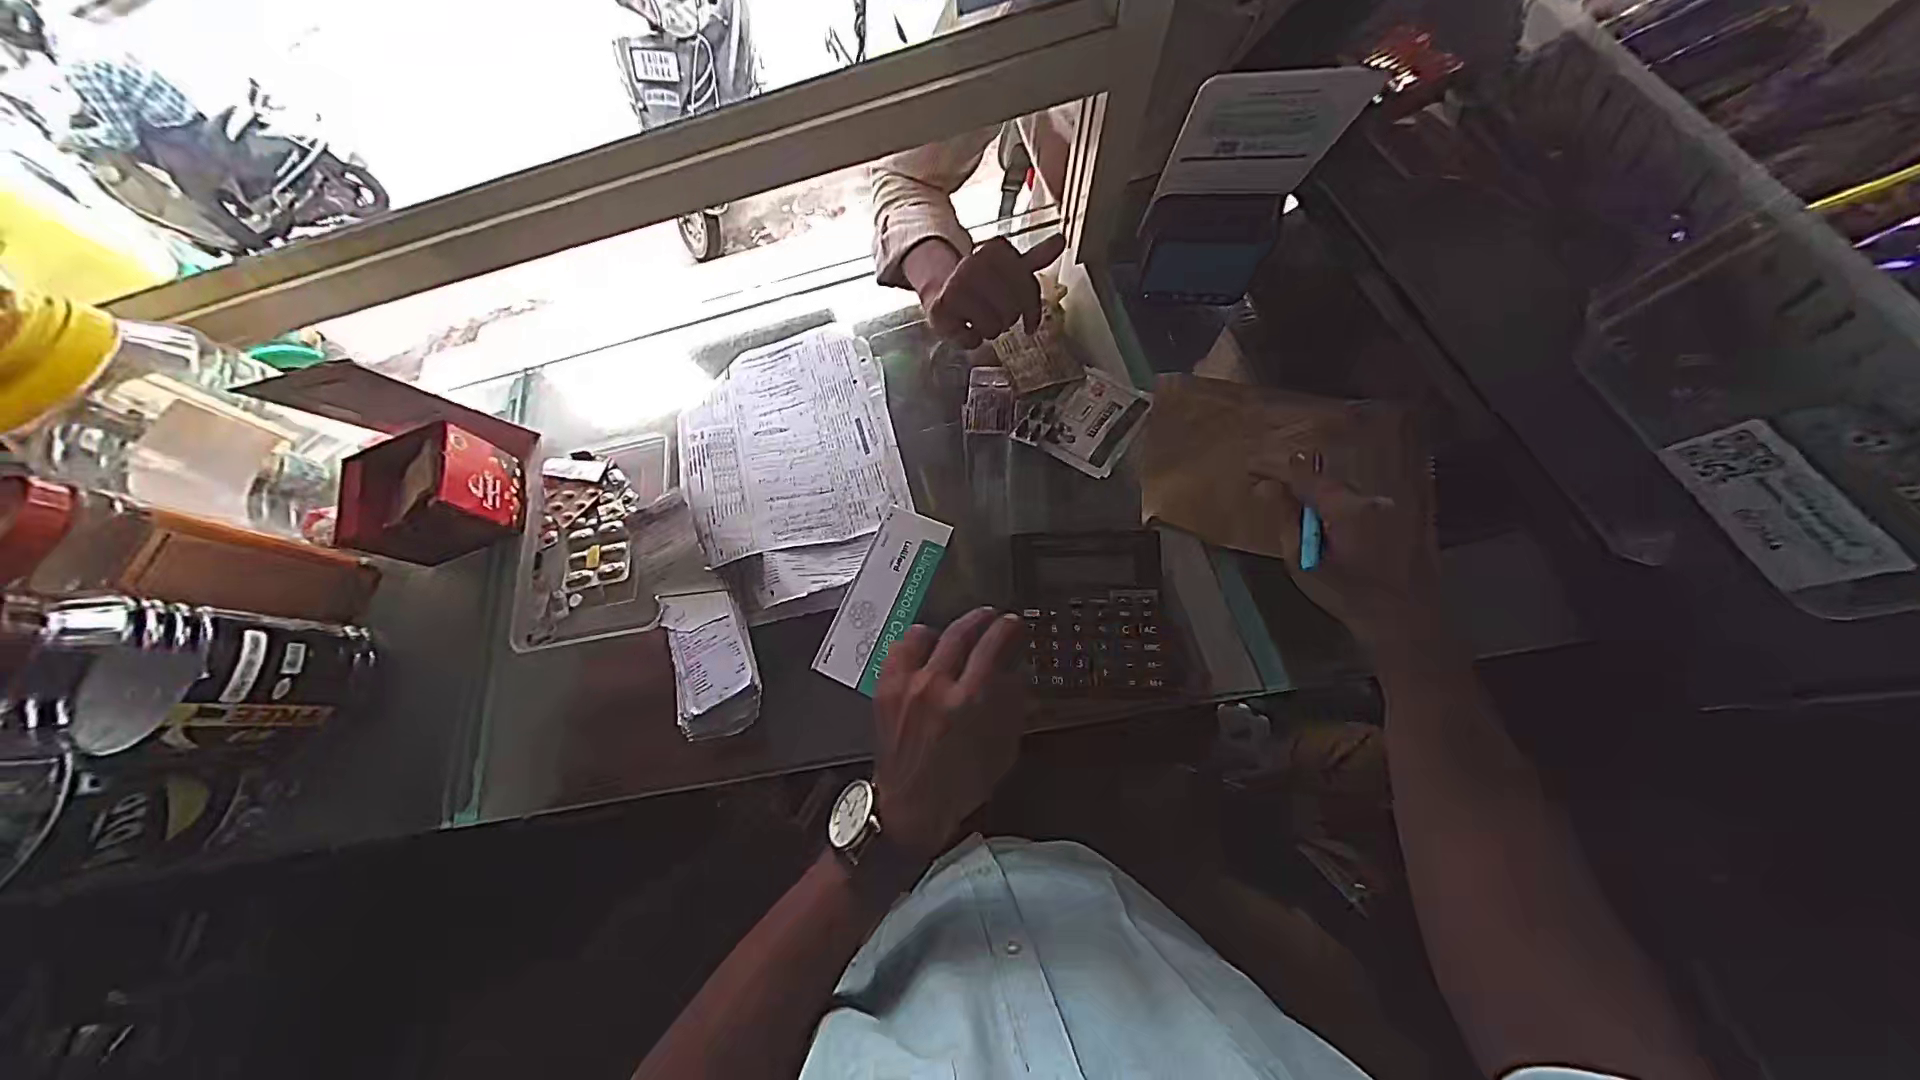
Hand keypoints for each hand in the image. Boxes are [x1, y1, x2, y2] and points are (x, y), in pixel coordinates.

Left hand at [872, 607, 1028, 858]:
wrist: (910, 807)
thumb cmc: (959, 784)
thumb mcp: (1002, 749)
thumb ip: (1012, 706)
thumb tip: (1016, 674)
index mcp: (969, 702)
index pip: (993, 645)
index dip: (1008, 628)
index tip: (1014, 624)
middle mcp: (935, 686)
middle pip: (962, 632)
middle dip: (982, 619)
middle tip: (992, 617)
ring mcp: (906, 686)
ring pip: (926, 634)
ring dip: (946, 630)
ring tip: (957, 633)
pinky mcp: (886, 690)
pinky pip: (899, 649)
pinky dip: (914, 644)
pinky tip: (924, 649)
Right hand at [907, 234, 1066, 348]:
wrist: (940, 289)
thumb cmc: (981, 284)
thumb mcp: (1008, 269)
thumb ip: (1034, 258)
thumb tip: (1060, 241)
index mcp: (994, 251)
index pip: (1028, 289)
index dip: (1031, 310)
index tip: (1030, 322)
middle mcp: (974, 264)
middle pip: (1012, 310)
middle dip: (1008, 319)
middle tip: (998, 316)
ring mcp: (956, 286)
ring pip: (993, 327)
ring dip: (990, 330)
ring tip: (980, 320)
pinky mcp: (942, 308)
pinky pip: (972, 339)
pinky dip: (971, 340)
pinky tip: (966, 327)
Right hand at [1250, 430, 1442, 653]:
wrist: (1405, 622)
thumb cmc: (1346, 595)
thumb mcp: (1303, 562)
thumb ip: (1286, 520)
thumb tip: (1268, 488)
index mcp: (1347, 507)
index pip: (1305, 476)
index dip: (1277, 470)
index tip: (1254, 468)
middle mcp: (1374, 498)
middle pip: (1329, 483)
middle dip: (1301, 485)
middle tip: (1275, 492)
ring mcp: (1395, 508)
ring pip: (1349, 494)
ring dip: (1325, 499)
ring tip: (1303, 512)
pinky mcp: (1410, 518)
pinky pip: (1367, 505)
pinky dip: (1346, 509)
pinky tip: (1337, 527)